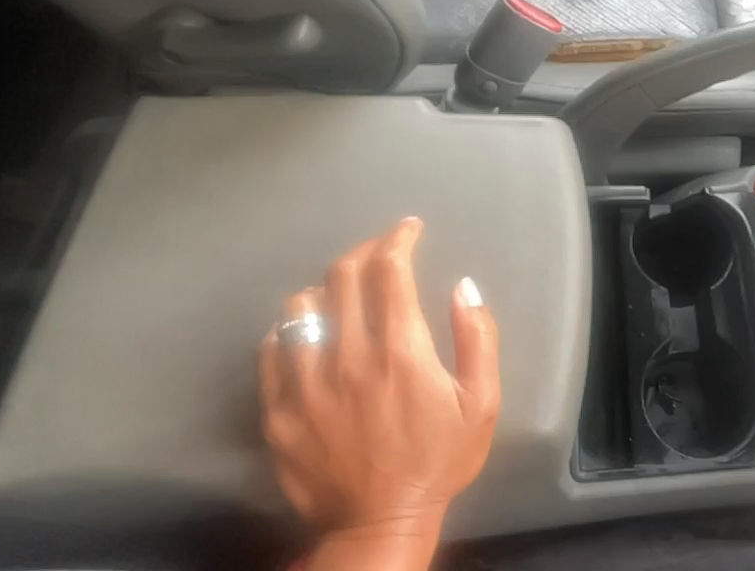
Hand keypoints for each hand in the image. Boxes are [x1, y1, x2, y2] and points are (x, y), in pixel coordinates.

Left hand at [260, 218, 499, 551]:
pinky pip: (272, 352)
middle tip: (381, 253)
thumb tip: (463, 287)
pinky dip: (289, 332)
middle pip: (342, 277)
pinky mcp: (279, 413)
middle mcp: (347, 357)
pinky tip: (308, 336)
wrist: (380, 526)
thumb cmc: (438, 460)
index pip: (389, 270)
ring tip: (341, 297)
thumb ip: (479, 337)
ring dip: (324, 289)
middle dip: (365, 251)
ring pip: (300, 308)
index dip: (399, 238)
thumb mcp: (482, 401)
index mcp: (399, 350)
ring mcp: (305, 386)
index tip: (409, 229)